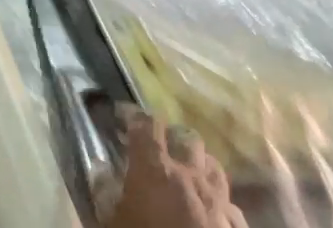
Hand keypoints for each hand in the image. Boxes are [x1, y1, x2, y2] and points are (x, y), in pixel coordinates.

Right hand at [106, 110, 245, 227]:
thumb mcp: (110, 220)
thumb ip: (103, 191)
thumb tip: (101, 169)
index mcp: (155, 169)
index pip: (146, 125)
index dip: (133, 115)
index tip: (121, 115)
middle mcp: (190, 176)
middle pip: (188, 138)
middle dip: (172, 136)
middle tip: (158, 144)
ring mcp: (219, 203)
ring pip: (214, 166)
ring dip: (199, 163)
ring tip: (186, 172)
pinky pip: (231, 205)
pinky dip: (219, 201)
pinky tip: (210, 211)